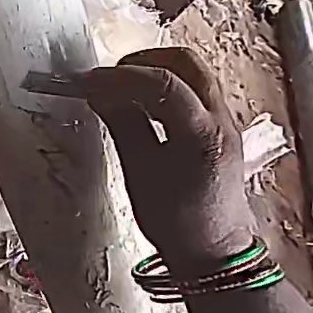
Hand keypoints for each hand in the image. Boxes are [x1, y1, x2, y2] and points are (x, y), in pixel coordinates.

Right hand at [84, 47, 255, 272]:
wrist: (215, 251)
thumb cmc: (175, 219)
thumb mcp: (140, 171)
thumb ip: (123, 124)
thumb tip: (99, 92)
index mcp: (203, 133)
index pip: (164, 84)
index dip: (120, 77)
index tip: (87, 81)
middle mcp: (221, 118)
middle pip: (186, 63)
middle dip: (142, 62)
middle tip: (108, 78)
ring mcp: (225, 121)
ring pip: (192, 71)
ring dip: (153, 70)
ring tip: (119, 89)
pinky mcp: (219, 127)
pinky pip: (192, 89)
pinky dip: (163, 85)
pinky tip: (139, 104)